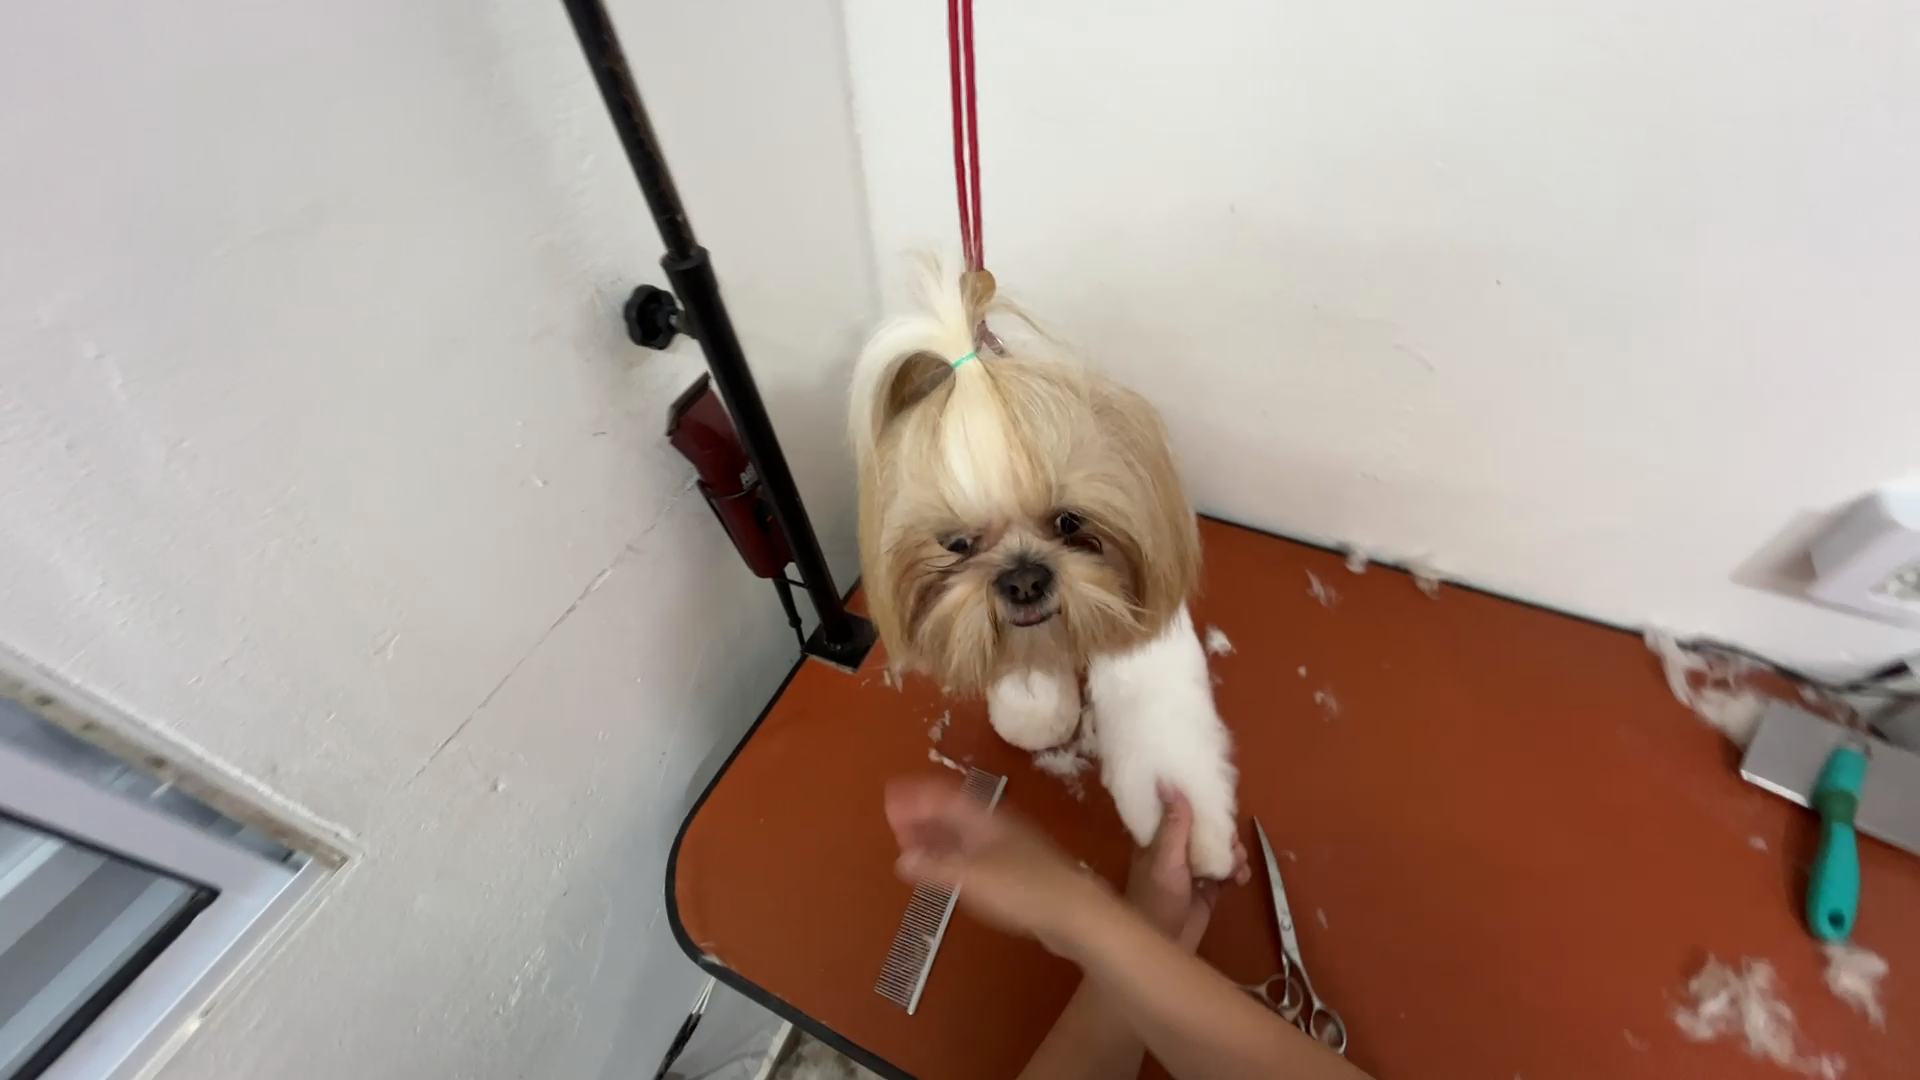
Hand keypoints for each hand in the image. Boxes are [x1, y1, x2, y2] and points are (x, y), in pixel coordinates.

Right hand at [884, 777, 1108, 948]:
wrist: (1075, 911)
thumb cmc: (1023, 888)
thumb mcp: (972, 877)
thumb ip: (936, 867)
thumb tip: (902, 858)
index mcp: (983, 818)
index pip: (944, 796)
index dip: (917, 795)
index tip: (891, 797)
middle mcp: (993, 825)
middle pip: (952, 812)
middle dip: (922, 814)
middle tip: (895, 821)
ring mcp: (1006, 846)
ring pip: (962, 832)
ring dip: (935, 835)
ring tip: (910, 844)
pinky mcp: (1013, 869)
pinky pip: (971, 852)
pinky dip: (950, 854)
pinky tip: (943, 871)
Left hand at [1126, 784, 1247, 950]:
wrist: (1166, 947)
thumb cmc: (1156, 898)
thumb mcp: (1165, 858)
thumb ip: (1173, 824)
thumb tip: (1169, 781)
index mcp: (1156, 836)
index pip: (1174, 807)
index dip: (1192, 799)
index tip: (1213, 794)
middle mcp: (1174, 848)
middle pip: (1201, 827)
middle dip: (1220, 829)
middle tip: (1231, 839)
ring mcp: (1192, 868)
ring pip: (1217, 848)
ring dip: (1232, 851)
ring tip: (1238, 861)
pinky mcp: (1208, 888)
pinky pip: (1226, 871)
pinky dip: (1237, 871)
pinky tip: (1241, 877)